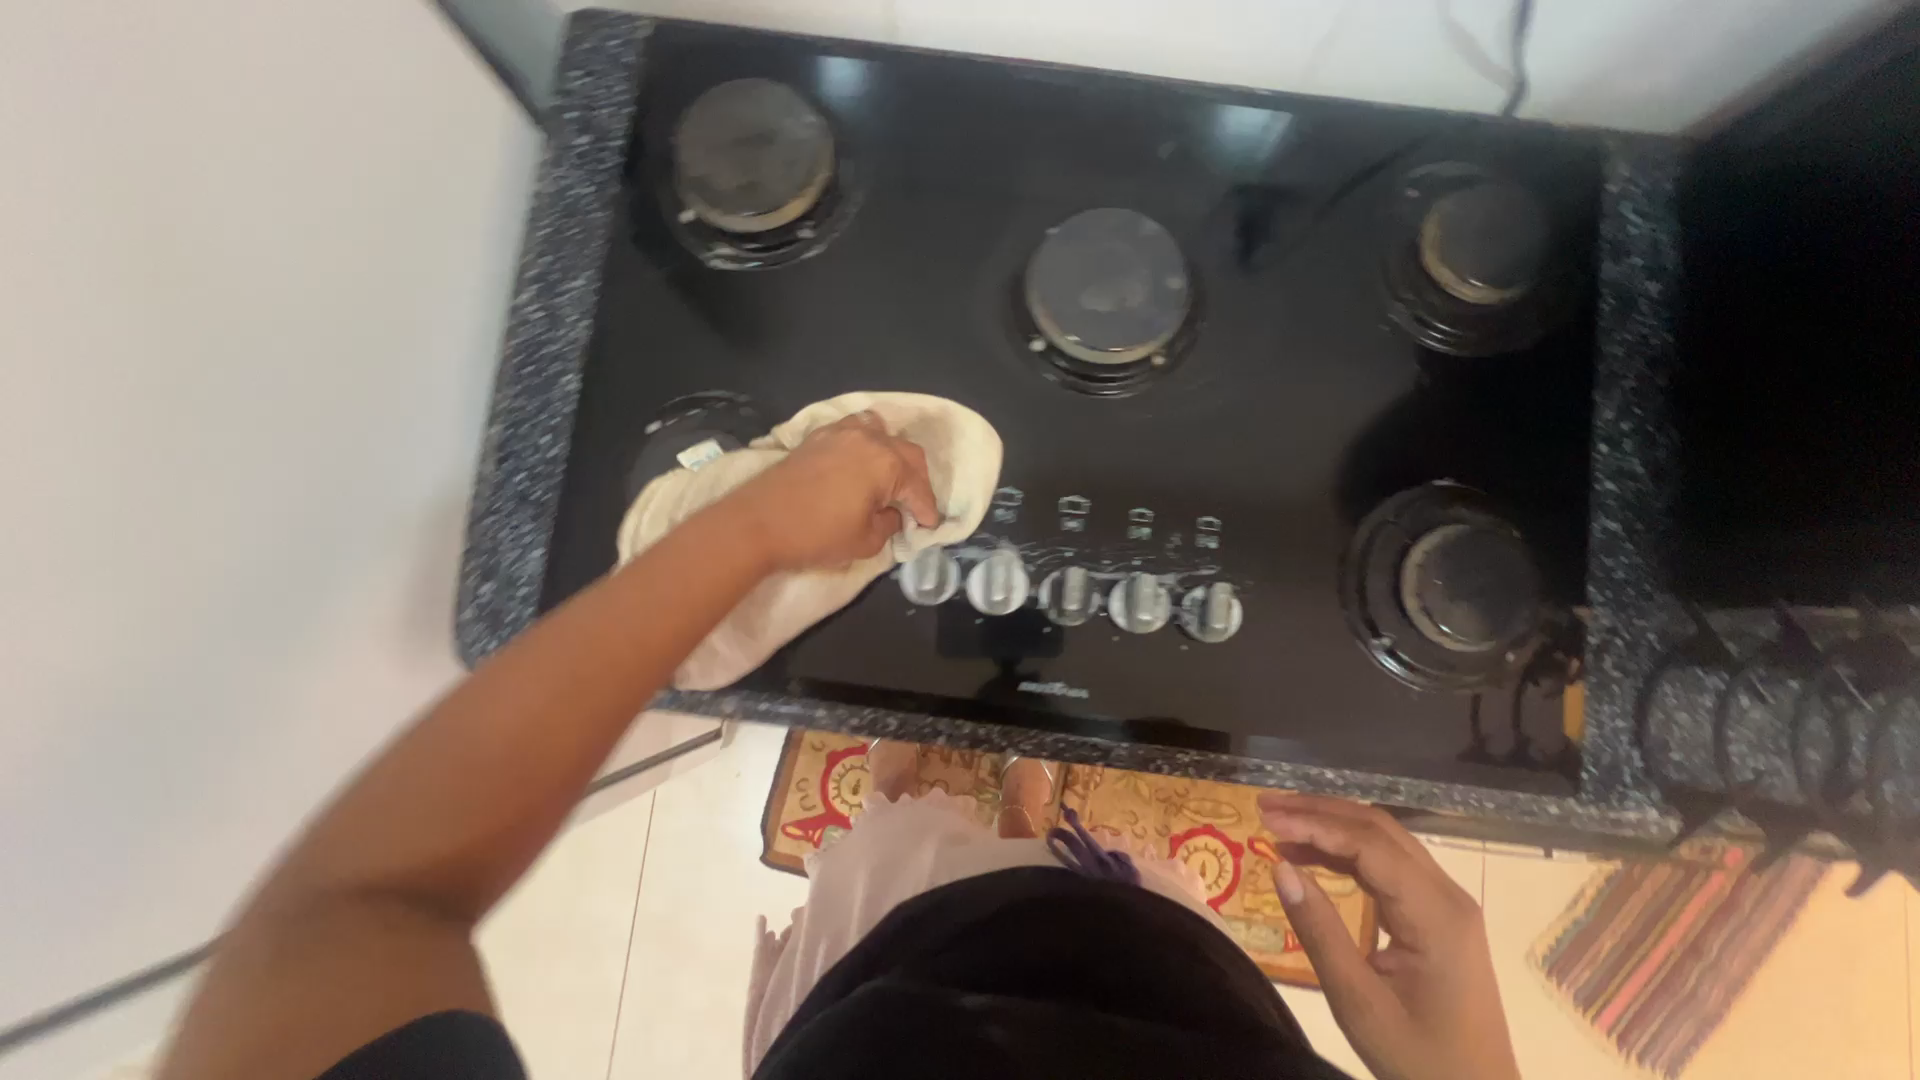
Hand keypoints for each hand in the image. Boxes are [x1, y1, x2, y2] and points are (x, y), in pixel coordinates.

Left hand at [724, 411, 941, 571]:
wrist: (757, 523)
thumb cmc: (817, 535)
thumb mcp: (866, 541)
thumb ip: (889, 524)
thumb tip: (893, 513)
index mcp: (887, 463)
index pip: (918, 486)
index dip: (927, 509)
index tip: (929, 527)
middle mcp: (869, 439)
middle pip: (907, 453)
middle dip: (916, 479)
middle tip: (915, 505)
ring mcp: (841, 433)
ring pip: (881, 432)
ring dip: (892, 453)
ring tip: (890, 477)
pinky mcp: (817, 437)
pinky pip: (854, 430)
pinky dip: (866, 443)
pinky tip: (861, 462)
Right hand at [1259, 794, 1519, 1079]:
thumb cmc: (1419, 1060)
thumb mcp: (1358, 1003)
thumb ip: (1320, 931)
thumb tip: (1280, 867)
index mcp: (1435, 914)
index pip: (1368, 845)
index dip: (1314, 825)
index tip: (1265, 821)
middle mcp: (1447, 895)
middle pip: (1378, 829)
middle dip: (1319, 811)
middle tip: (1264, 807)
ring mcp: (1445, 903)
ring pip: (1383, 840)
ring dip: (1331, 824)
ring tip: (1278, 822)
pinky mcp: (1436, 914)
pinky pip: (1388, 864)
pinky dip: (1345, 850)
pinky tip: (1310, 855)